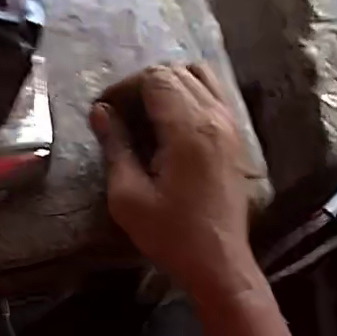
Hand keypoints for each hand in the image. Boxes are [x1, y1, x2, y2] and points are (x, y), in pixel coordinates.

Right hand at [91, 62, 264, 299]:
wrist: (219, 262)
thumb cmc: (171, 235)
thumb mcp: (128, 197)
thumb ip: (115, 147)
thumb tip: (101, 112)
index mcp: (189, 129)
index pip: (154, 79)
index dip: (123, 88)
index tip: (104, 113)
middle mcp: (215, 118)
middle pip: (176, 72)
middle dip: (142, 86)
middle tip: (121, 116)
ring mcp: (231, 127)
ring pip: (199, 77)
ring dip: (168, 86)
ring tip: (146, 116)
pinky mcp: (236, 140)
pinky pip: (214, 96)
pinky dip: (190, 96)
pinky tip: (171, 125)